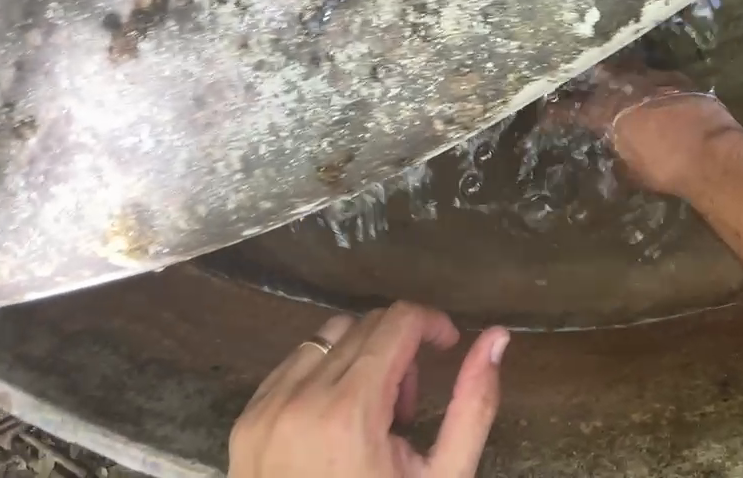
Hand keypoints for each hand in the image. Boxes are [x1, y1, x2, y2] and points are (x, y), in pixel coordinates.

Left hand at [228, 303, 510, 477]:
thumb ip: (474, 404)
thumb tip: (498, 337)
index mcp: (350, 411)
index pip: (399, 320)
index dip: (433, 323)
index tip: (449, 347)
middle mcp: (302, 399)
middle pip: (368, 325)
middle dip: (402, 349)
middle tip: (409, 407)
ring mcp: (265, 410)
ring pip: (331, 336)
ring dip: (363, 356)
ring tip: (372, 415)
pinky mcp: (244, 423)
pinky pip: (295, 362)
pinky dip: (326, 372)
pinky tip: (336, 420)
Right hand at [542, 63, 742, 196]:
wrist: (711, 153)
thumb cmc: (667, 168)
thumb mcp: (632, 172)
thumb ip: (619, 160)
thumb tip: (614, 161)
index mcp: (608, 113)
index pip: (573, 110)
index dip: (558, 113)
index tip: (547, 115)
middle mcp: (627, 89)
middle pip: (599, 77)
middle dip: (587, 81)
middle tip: (580, 84)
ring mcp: (654, 80)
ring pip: (628, 70)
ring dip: (619, 76)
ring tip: (614, 79)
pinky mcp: (678, 80)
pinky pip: (656, 76)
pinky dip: (649, 82)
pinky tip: (652, 88)